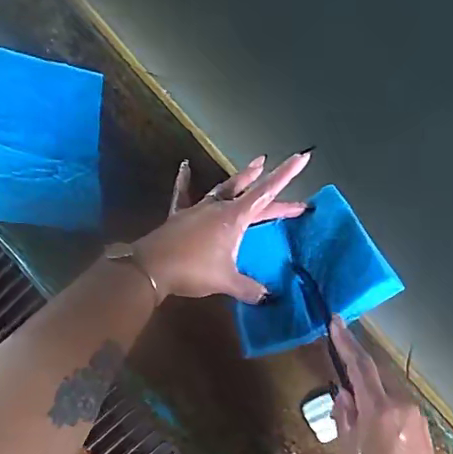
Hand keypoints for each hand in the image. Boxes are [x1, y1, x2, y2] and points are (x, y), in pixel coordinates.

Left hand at [132, 153, 310, 302]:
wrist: (150, 268)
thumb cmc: (192, 271)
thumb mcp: (225, 281)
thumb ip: (248, 288)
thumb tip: (266, 297)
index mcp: (234, 218)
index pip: (266, 192)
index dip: (285, 175)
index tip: (302, 156)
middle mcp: (217, 207)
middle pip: (250, 195)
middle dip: (273, 193)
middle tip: (293, 196)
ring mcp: (196, 209)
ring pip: (222, 188)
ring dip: (240, 178)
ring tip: (256, 164)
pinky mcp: (177, 216)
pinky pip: (182, 194)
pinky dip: (185, 180)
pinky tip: (184, 166)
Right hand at [329, 314, 452, 453]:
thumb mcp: (348, 452)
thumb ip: (344, 418)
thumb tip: (343, 394)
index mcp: (380, 410)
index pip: (361, 367)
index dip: (346, 343)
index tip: (335, 321)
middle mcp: (401, 406)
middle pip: (375, 374)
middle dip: (355, 360)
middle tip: (334, 345)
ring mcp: (414, 415)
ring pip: (384, 388)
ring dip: (365, 381)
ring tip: (344, 382)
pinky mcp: (419, 427)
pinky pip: (392, 403)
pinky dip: (375, 398)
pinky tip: (361, 408)